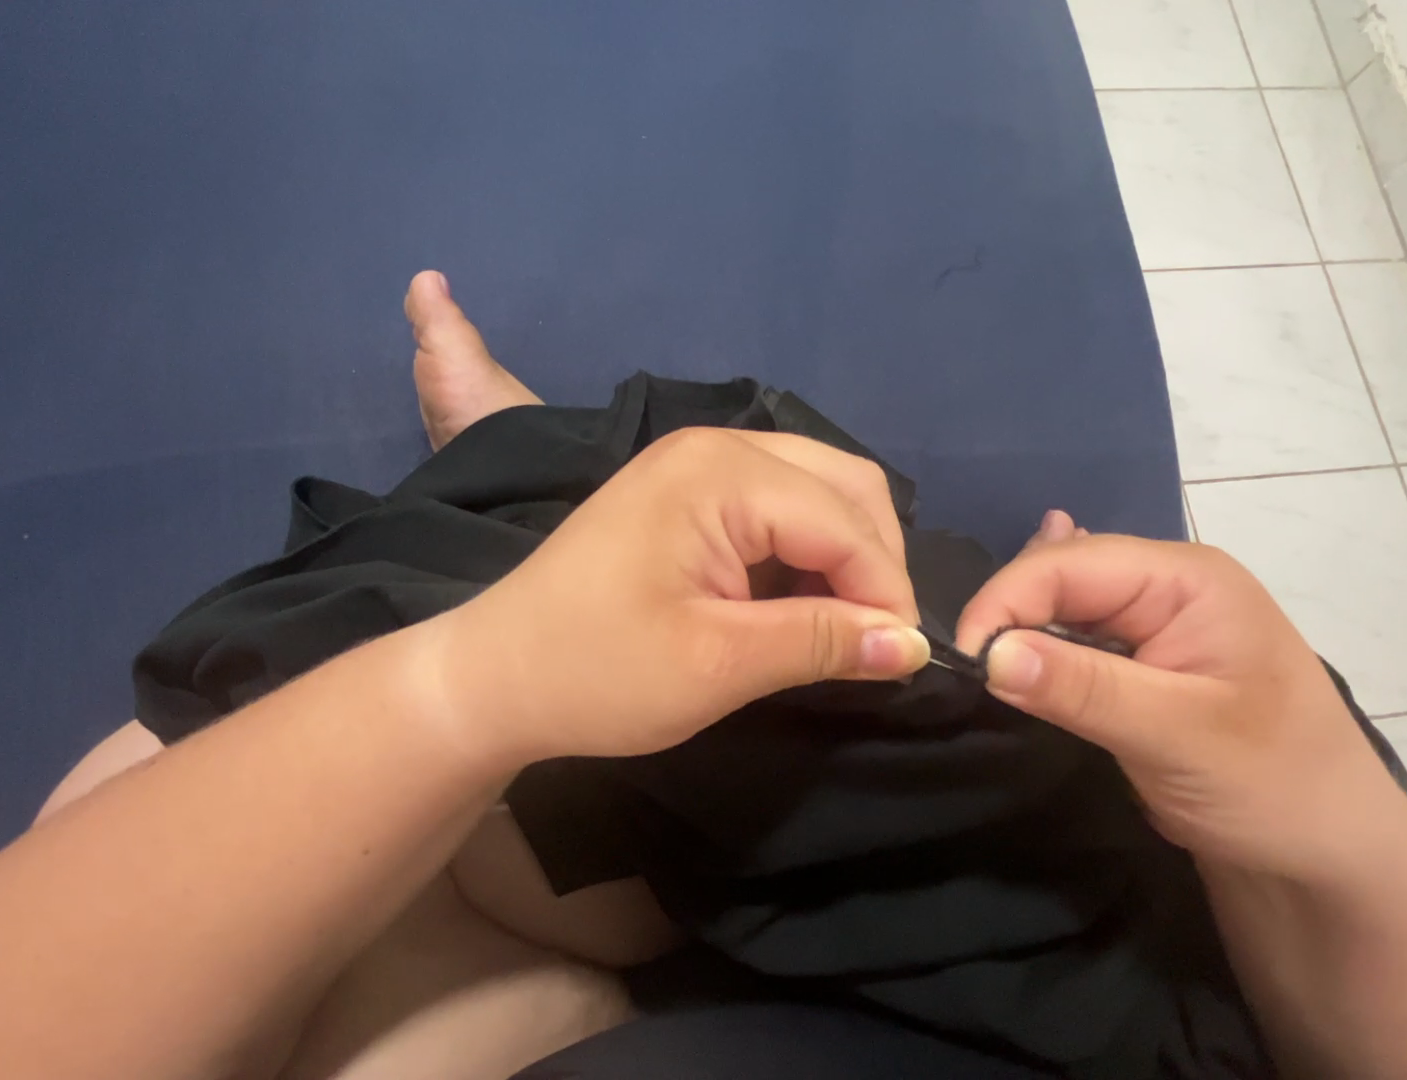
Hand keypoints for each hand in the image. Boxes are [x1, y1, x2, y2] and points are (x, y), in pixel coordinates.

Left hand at [421, 428, 930, 764]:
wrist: (493, 676)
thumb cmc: (595, 671)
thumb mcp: (718, 665)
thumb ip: (823, 643)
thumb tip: (912, 646)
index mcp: (721, 472)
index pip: (845, 520)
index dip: (886, 591)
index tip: (899, 661)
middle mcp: (717, 447)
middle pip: (844, 485)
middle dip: (873, 561)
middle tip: (871, 640)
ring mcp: (698, 465)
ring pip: (818, 491)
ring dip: (843, 556)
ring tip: (836, 627)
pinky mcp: (687, 493)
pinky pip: (779, 506)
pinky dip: (805, 552)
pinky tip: (795, 602)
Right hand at [955, 522, 1406, 881]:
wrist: (1324, 860)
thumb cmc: (1275, 789)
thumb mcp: (1179, 737)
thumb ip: (1083, 689)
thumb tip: (987, 654)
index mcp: (1188, 579)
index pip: (1069, 564)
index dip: (1006, 601)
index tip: (966, 662)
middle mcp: (1165, 585)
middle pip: (1057, 578)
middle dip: (1007, 616)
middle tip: (969, 674)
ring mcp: (1151, 622)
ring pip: (1056, 609)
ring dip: (1017, 636)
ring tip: (981, 669)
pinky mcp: (1135, 662)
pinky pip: (1070, 640)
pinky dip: (1036, 650)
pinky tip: (1014, 654)